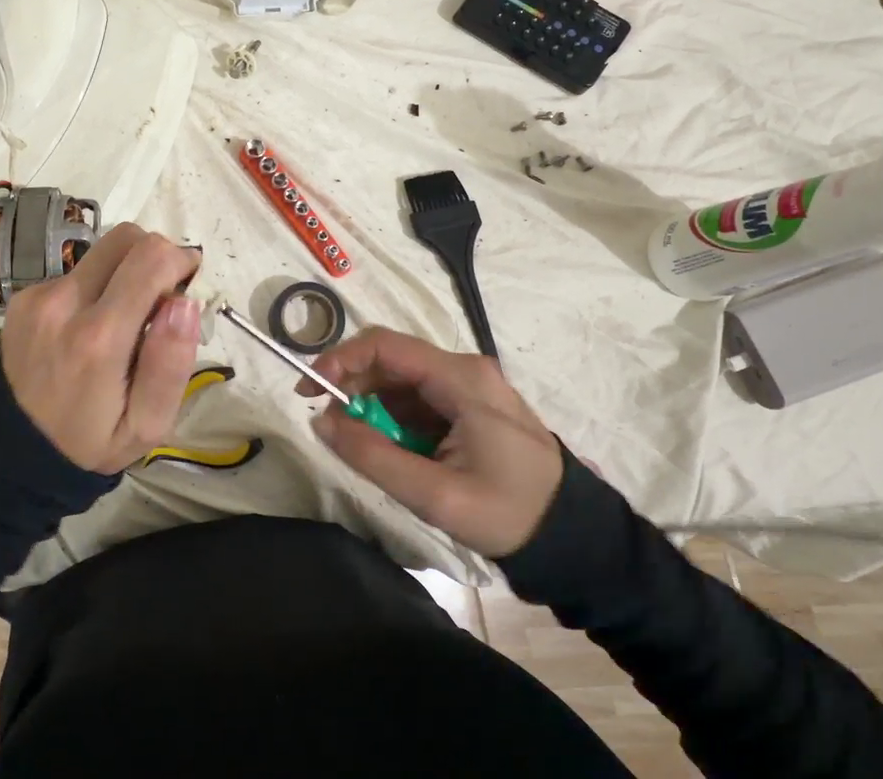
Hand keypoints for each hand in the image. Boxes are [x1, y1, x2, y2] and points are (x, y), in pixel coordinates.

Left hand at [0, 224, 202, 474]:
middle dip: (155, 258)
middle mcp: (63, 303)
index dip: (181, 263)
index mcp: (98, 337)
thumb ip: (171, 363)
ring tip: (123, 325)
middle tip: (161, 301)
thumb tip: (185, 302)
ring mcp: (37, 297)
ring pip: (99, 254)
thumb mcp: (147, 425)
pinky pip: (74, 275)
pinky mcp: (22, 299)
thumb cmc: (90, 443)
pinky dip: (93, 290)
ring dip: (123, 275)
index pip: (151, 257)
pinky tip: (88, 332)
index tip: (187, 291)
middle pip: (126, 238)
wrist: (13, 454)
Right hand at [302, 329, 562, 558]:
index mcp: (462, 380)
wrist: (572, 536)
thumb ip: (372, 456)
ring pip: (398, 380)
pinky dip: (390, 418)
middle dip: (350, 387)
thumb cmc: (507, 513)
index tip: (310, 394)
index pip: (384, 345)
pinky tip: (389, 449)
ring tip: (360, 445)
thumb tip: (320, 421)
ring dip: (369, 406)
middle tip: (329, 426)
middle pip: (388, 360)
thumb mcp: (434, 494)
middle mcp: (464, 370)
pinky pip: (414, 399)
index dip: (339, 361)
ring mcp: (468, 386)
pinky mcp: (467, 405)